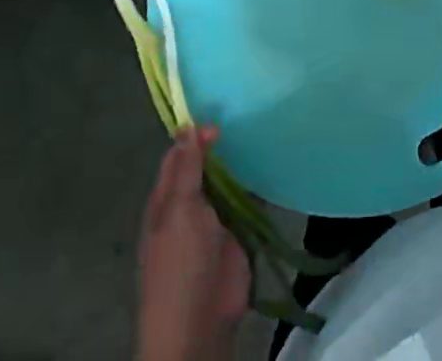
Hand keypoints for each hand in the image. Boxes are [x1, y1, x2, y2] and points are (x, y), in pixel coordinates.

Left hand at [136, 128, 249, 360]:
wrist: (200, 322)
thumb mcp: (180, 210)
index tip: (220, 118)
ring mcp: (215, 222)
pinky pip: (250, 204)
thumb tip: (187, 126)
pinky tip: (275, 167)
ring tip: (264, 134)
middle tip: (249, 118)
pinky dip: (260, 189)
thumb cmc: (181, 264)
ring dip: (242, 167)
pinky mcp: (239, 236)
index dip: (195, 136)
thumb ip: (187, 169)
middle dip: (222, 148)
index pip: (179, 156)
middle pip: (206, 169)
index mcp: (166, 199)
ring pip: (229, 185)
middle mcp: (189, 206)